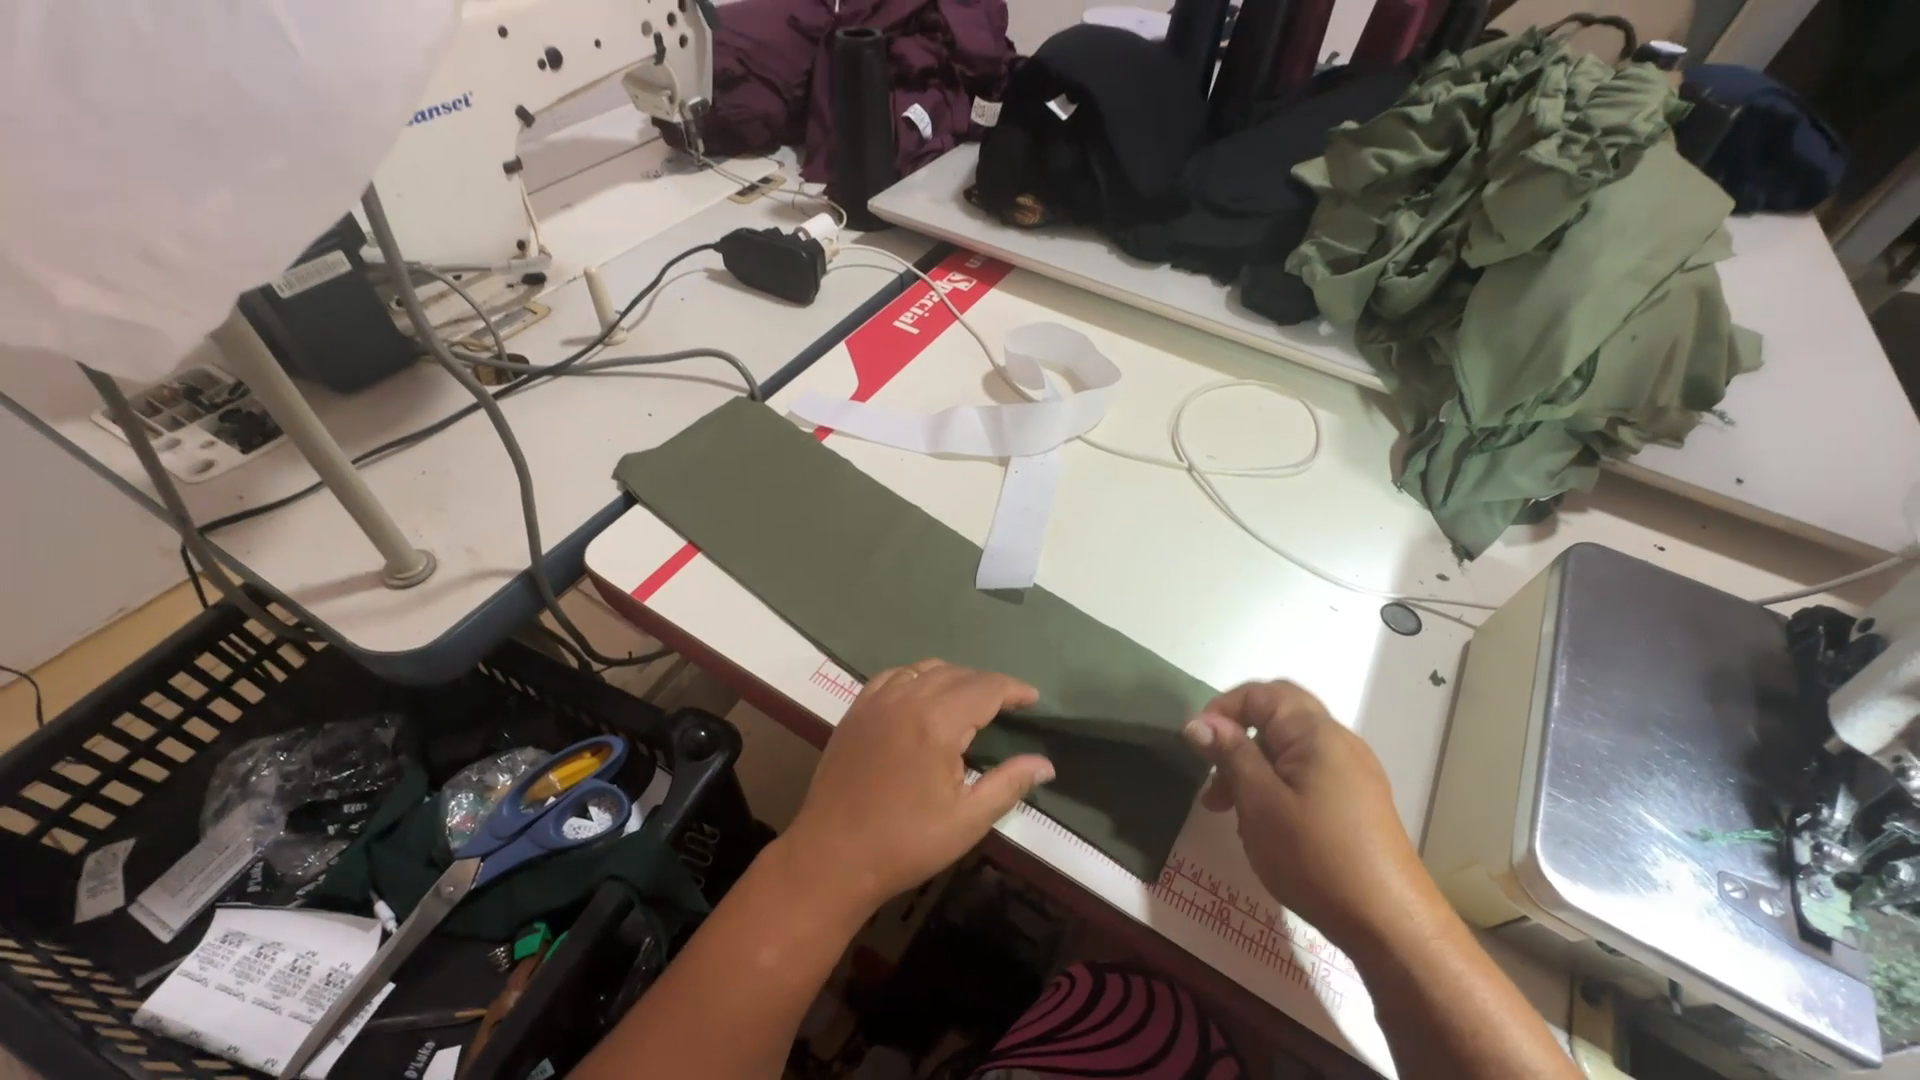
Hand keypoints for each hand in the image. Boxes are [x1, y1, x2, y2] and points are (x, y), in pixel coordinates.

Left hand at [781, 659, 1054, 914]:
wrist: (832, 857)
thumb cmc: (905, 843)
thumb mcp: (967, 820)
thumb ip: (1009, 784)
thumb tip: (1045, 763)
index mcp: (936, 722)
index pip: (985, 688)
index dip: (1014, 690)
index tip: (1033, 700)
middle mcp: (905, 699)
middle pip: (957, 674)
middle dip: (988, 684)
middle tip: (1008, 706)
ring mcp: (875, 702)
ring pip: (924, 669)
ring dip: (954, 678)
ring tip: (971, 700)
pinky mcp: (855, 712)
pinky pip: (893, 677)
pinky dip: (917, 677)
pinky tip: (923, 696)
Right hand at [1182, 681, 1442, 951]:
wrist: (1389, 921)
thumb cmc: (1315, 856)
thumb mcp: (1260, 803)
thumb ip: (1229, 755)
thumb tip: (1198, 722)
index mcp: (1316, 733)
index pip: (1261, 694)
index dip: (1222, 710)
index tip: (1196, 746)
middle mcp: (1338, 742)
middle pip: (1277, 718)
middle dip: (1237, 740)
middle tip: (1212, 778)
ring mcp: (1353, 772)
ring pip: (1289, 750)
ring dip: (1252, 768)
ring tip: (1229, 812)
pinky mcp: (1357, 800)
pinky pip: (1306, 774)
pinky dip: (1276, 786)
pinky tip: (1264, 825)